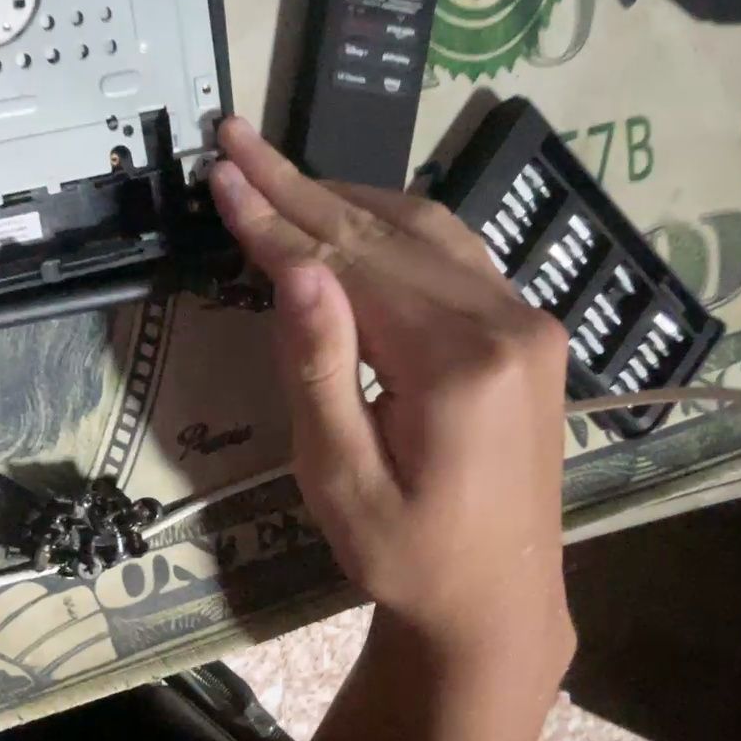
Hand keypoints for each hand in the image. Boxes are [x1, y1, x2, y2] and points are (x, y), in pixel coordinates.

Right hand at [209, 118, 573, 668]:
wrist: (494, 601)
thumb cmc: (400, 551)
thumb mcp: (337, 474)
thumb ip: (318, 368)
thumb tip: (297, 272)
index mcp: (454, 361)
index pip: (341, 266)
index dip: (270, 220)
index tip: (220, 172)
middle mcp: (502, 320)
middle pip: (378, 233)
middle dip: (296, 185)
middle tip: (235, 139)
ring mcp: (520, 320)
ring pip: (417, 230)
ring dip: (337, 196)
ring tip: (273, 168)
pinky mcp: (518, 331)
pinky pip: (445, 253)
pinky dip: (382, 223)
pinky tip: (345, 212)